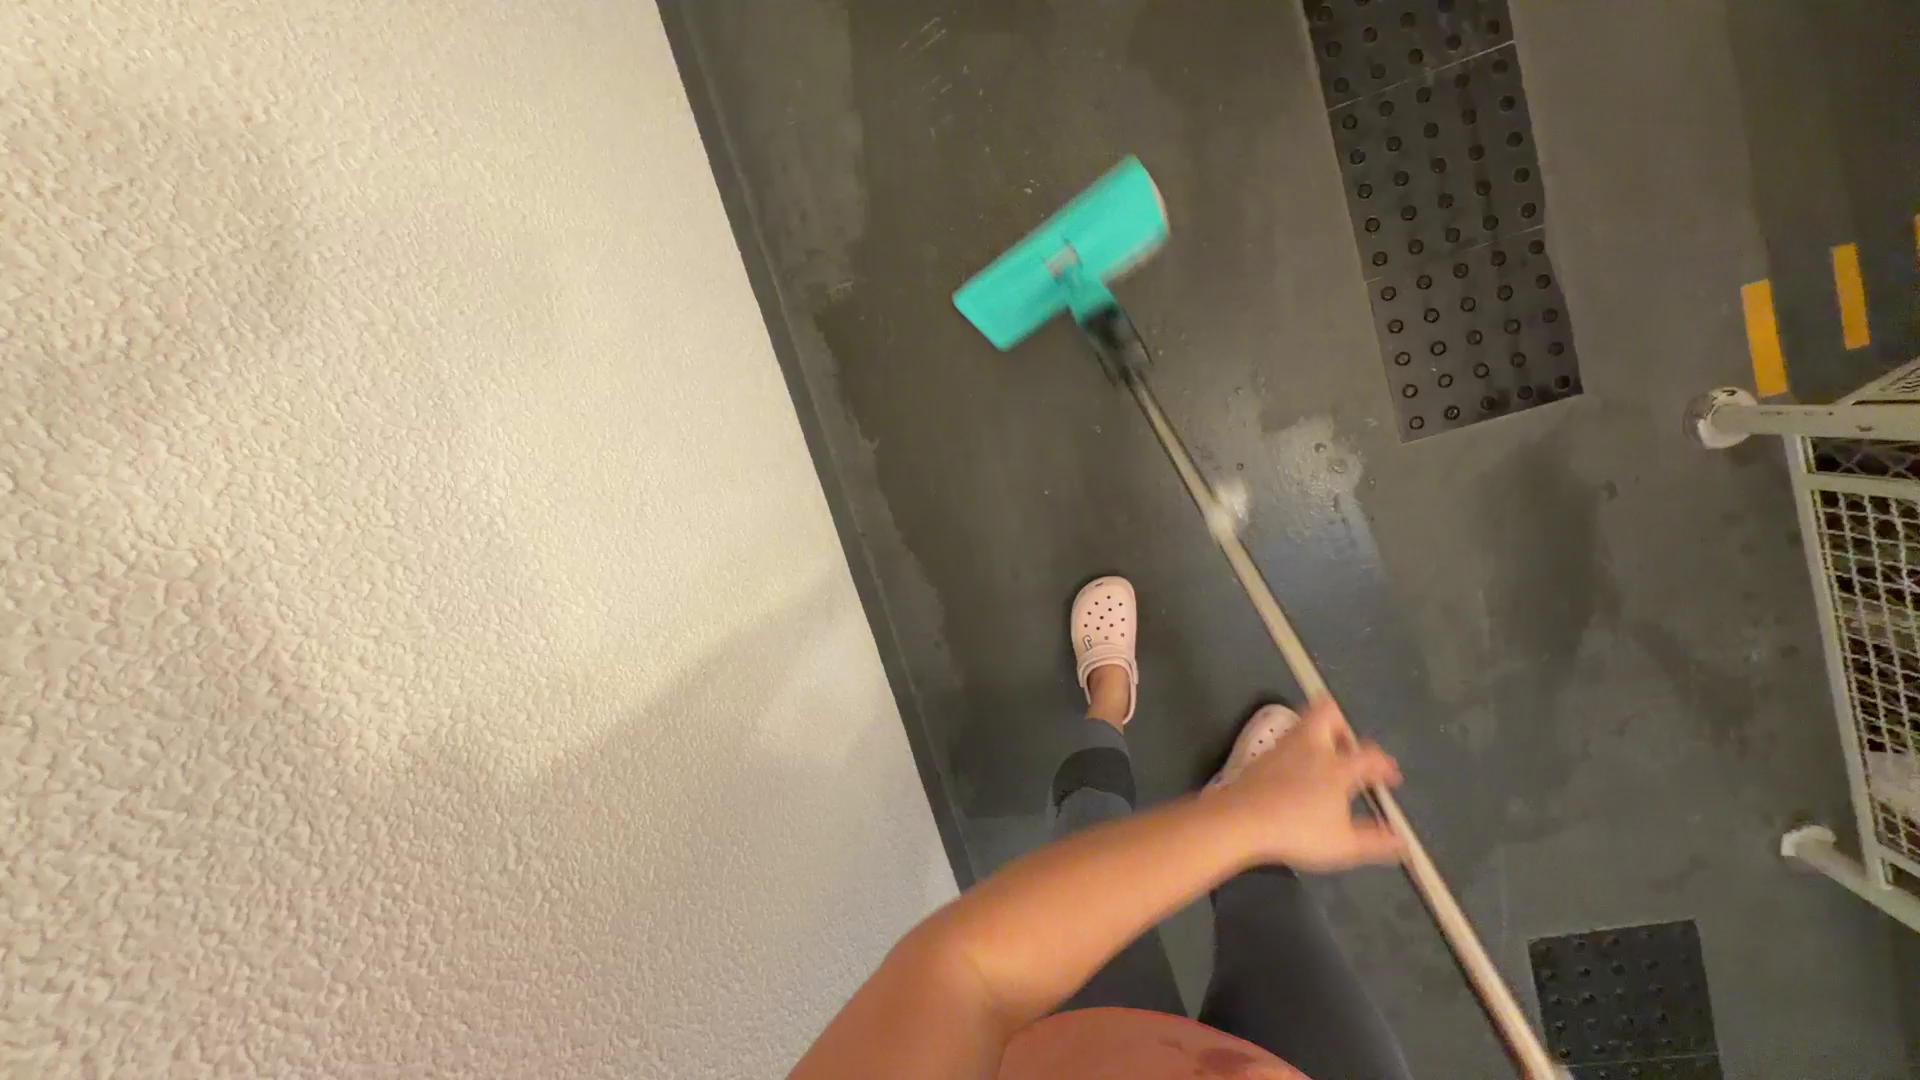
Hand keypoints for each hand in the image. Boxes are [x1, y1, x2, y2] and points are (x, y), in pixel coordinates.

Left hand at [1212, 698, 1405, 871]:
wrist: (1240, 819)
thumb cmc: (1296, 830)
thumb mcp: (1343, 844)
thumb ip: (1375, 841)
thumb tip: (1398, 840)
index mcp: (1336, 767)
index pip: (1369, 755)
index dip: (1383, 764)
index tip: (1389, 777)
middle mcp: (1310, 748)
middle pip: (1327, 713)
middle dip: (1342, 725)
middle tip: (1348, 749)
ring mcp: (1282, 748)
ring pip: (1303, 723)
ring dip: (1317, 735)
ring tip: (1324, 760)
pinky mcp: (1262, 756)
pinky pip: (1285, 741)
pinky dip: (1296, 750)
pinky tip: (1295, 772)